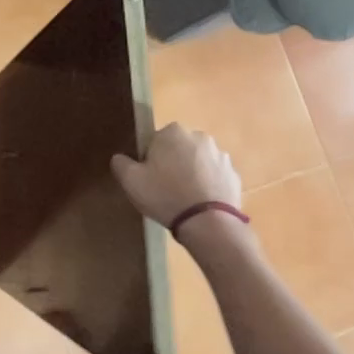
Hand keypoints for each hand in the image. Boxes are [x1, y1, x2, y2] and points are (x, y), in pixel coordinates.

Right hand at [111, 123, 242, 226]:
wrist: (207, 222)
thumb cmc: (165, 195)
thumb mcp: (130, 181)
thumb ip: (120, 163)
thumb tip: (120, 157)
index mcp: (173, 132)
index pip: (154, 140)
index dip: (149, 158)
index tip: (148, 176)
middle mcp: (199, 137)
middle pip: (178, 148)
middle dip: (172, 163)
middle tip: (163, 187)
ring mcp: (221, 155)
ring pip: (197, 162)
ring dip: (190, 173)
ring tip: (182, 198)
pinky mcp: (233, 174)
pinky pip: (214, 177)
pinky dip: (206, 185)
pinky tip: (198, 203)